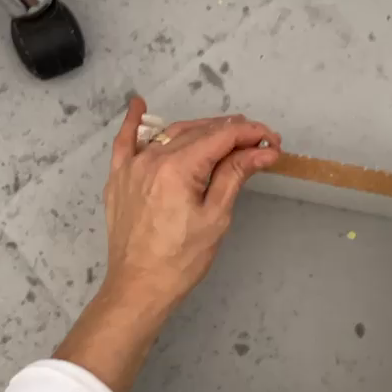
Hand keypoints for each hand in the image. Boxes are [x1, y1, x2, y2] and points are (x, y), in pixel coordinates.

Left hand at [99, 96, 281, 314]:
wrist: (139, 287)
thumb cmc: (181, 260)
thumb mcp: (216, 217)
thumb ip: (235, 175)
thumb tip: (262, 150)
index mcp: (178, 167)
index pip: (221, 137)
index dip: (251, 134)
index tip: (272, 141)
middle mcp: (152, 158)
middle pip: (198, 131)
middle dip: (232, 132)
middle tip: (259, 143)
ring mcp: (132, 166)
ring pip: (170, 133)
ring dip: (200, 129)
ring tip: (227, 134)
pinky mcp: (119, 178)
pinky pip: (125, 142)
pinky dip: (133, 123)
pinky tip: (138, 104)